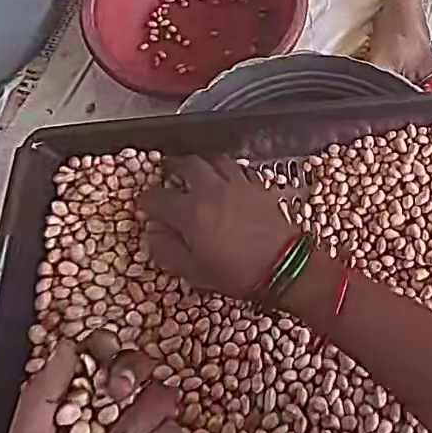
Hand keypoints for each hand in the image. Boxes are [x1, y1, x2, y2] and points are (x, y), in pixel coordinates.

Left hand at [0, 331, 185, 432]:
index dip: (103, 346)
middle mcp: (109, 413)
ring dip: (135, 425)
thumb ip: (41, 394)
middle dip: (129, 371)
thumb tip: (65, 345)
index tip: (103, 351)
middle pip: (136, 362)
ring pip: (159, 395)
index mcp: (73, 405)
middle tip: (116, 390)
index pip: (96, 354)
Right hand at [142, 155, 297, 298]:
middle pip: (186, 164)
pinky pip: (238, 168)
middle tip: (169, 175)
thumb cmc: (236, 274)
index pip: (157, 197)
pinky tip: (227, 179)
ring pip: (214, 159)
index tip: (147, 206)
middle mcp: (211, 189)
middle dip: (173, 168)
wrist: (284, 266)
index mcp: (190, 211)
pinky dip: (227, 169)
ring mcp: (237, 183)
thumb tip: (153, 231)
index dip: (147, 201)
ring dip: (202, 163)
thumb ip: (167, 250)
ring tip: (198, 171)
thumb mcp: (193, 272)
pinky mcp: (258, 184)